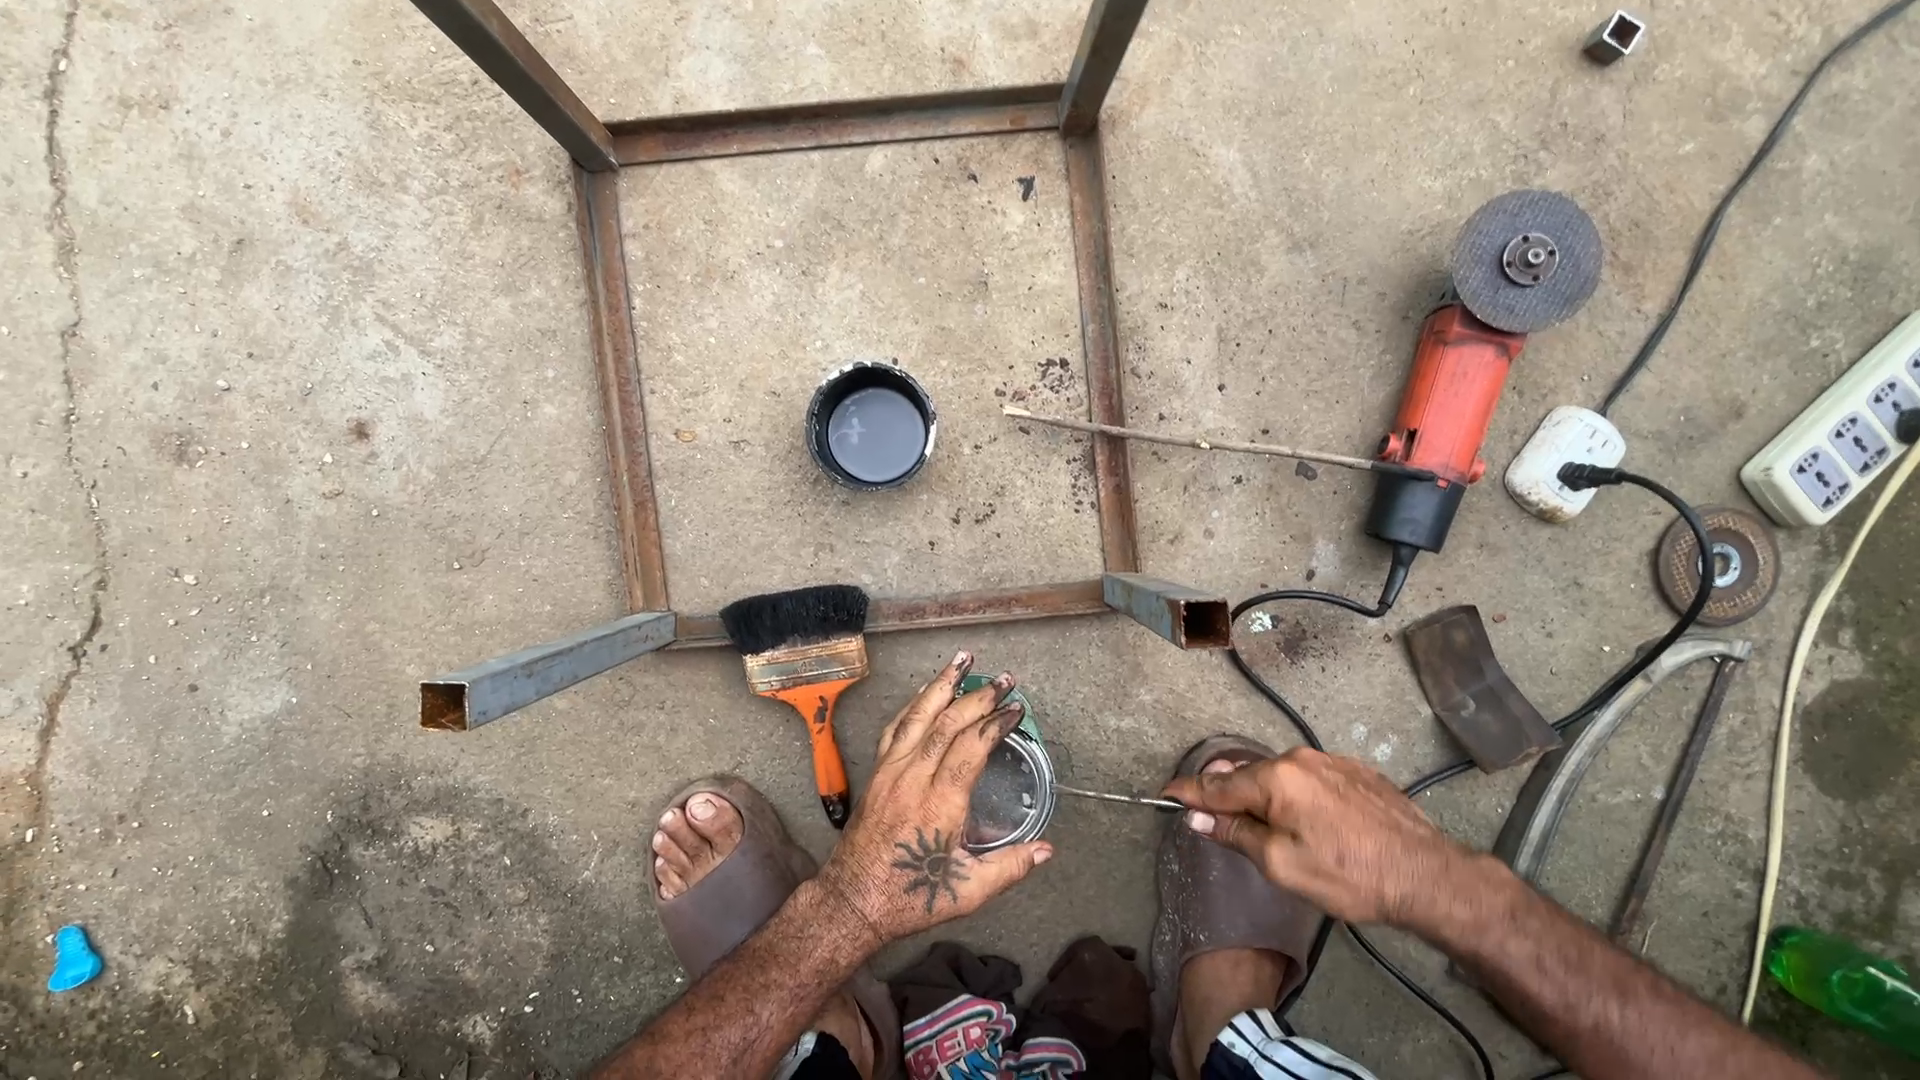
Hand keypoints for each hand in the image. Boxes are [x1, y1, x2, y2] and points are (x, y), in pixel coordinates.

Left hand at [816, 651, 1052, 946]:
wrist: (854, 900)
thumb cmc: (911, 897)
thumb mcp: (969, 891)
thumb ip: (1011, 867)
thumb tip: (1047, 850)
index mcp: (940, 803)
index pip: (972, 746)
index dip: (995, 722)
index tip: (1015, 708)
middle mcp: (914, 778)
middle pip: (947, 722)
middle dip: (978, 696)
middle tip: (1003, 679)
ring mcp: (891, 771)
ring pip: (917, 716)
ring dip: (942, 685)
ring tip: (962, 661)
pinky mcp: (876, 773)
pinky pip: (895, 728)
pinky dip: (912, 704)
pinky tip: (924, 691)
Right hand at [1162, 747, 1475, 928]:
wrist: (1428, 875)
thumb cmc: (1349, 876)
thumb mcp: (1282, 864)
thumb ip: (1237, 834)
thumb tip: (1198, 817)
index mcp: (1276, 778)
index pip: (1219, 785)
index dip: (1189, 792)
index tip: (1165, 792)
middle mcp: (1300, 759)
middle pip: (1249, 775)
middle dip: (1226, 791)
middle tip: (1207, 808)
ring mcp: (1332, 762)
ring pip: (1280, 775)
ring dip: (1262, 792)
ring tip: (1254, 814)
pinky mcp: (1357, 772)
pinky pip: (1309, 777)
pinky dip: (1294, 792)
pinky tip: (1303, 814)